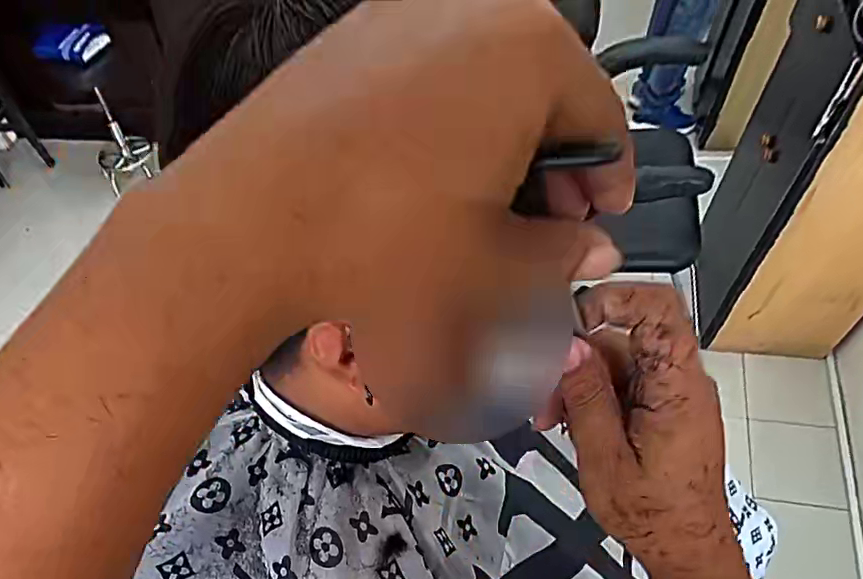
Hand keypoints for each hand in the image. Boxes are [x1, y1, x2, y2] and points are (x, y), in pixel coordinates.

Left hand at [130, 0, 632, 402]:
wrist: (256, 227)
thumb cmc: (365, 240)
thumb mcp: (490, 269)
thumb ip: (557, 257)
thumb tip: (585, 249)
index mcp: (528, 52)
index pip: (604, 119)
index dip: (606, 184)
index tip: (595, 218)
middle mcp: (471, 13)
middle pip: (547, 96)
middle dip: (552, 172)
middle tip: (542, 230)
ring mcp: (407, 20)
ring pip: (488, 88)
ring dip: (500, 154)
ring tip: (483, 220)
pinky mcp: (359, 44)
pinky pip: (431, 85)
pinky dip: (448, 136)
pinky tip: (430, 192)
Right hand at [554, 283, 731, 575]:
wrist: (684, 543)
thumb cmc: (654, 513)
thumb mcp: (605, 459)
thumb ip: (587, 400)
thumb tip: (570, 351)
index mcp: (676, 388)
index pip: (658, 308)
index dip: (613, 300)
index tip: (571, 323)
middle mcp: (683, 382)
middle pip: (625, 339)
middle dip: (577, 363)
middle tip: (545, 400)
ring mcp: (675, 394)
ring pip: (620, 362)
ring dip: (581, 385)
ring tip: (555, 421)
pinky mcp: (666, 408)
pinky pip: (627, 384)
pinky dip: (596, 398)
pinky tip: (575, 424)